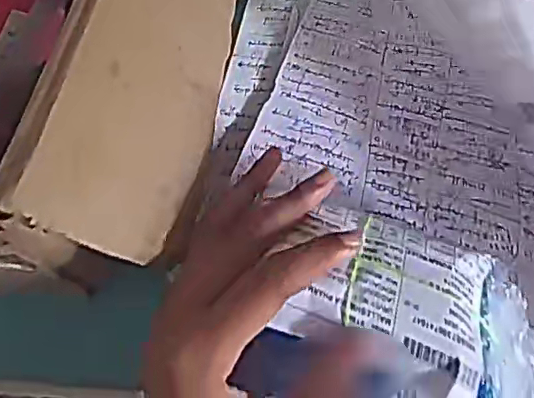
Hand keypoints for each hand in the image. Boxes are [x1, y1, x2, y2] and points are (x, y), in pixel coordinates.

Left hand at [143, 148, 361, 397]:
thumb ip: (316, 384)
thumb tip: (363, 338)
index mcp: (201, 346)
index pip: (269, 281)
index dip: (314, 255)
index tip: (351, 238)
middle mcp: (179, 316)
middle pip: (240, 243)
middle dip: (286, 207)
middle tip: (324, 179)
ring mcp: (170, 309)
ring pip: (213, 234)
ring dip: (248, 195)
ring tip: (274, 158)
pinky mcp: (171, 310)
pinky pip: (198, 247)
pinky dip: (222, 213)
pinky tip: (238, 193)